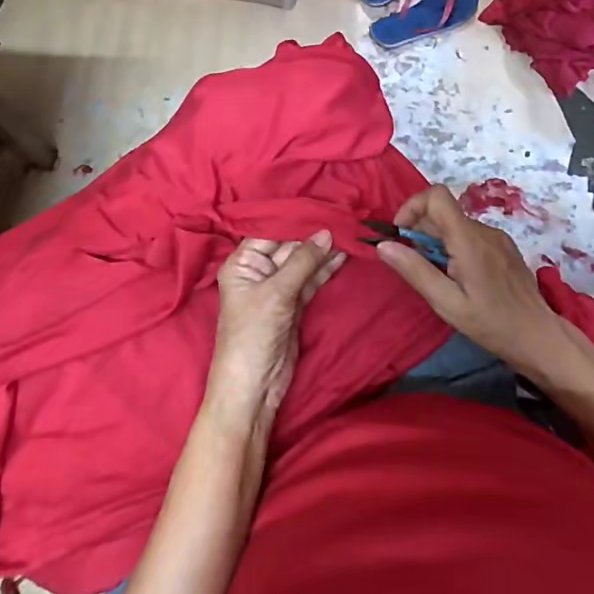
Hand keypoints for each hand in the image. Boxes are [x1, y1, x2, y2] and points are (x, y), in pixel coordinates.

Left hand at [209, 232, 345, 422]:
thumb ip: (303, 261)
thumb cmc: (253, 336)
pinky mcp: (293, 304)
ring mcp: (277, 288)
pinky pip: (311, 279)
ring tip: (350, 232)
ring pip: (303, 262)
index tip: (325, 205)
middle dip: (315, 233)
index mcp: (243, 263)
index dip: (297, 219)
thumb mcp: (276, 294)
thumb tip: (327, 232)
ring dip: (325, 251)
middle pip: (290, 245)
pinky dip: (326, 269)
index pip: (271, 231)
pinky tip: (343, 254)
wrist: (253, 388)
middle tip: (344, 216)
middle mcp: (258, 271)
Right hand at [373, 186, 572, 375]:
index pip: (436, 195)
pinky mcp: (504, 247)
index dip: (413, 206)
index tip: (401, 234)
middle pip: (443, 212)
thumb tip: (383, 245)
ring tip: (438, 275)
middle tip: (415, 264)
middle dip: (420, 230)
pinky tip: (459, 276)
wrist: (538, 335)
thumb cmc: (491, 323)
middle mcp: (484, 230)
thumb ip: (415, 270)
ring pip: (456, 224)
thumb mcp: (446, 302)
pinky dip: (455, 246)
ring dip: (437, 241)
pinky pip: (471, 235)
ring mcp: (497, 237)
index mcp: (468, 239)